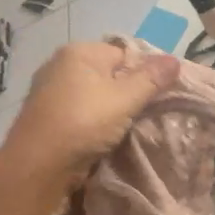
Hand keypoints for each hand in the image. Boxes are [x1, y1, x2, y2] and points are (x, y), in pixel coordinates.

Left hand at [0, 39, 181, 187]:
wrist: (39, 162)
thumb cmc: (84, 122)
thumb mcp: (125, 99)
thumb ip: (151, 79)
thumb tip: (175, 60)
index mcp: (79, 52)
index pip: (125, 54)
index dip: (144, 74)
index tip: (157, 97)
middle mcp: (61, 64)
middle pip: (110, 73)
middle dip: (129, 91)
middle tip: (146, 113)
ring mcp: (51, 89)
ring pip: (96, 93)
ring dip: (113, 108)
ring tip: (129, 126)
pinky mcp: (48, 112)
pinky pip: (82, 108)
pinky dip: (95, 119)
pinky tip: (105, 134)